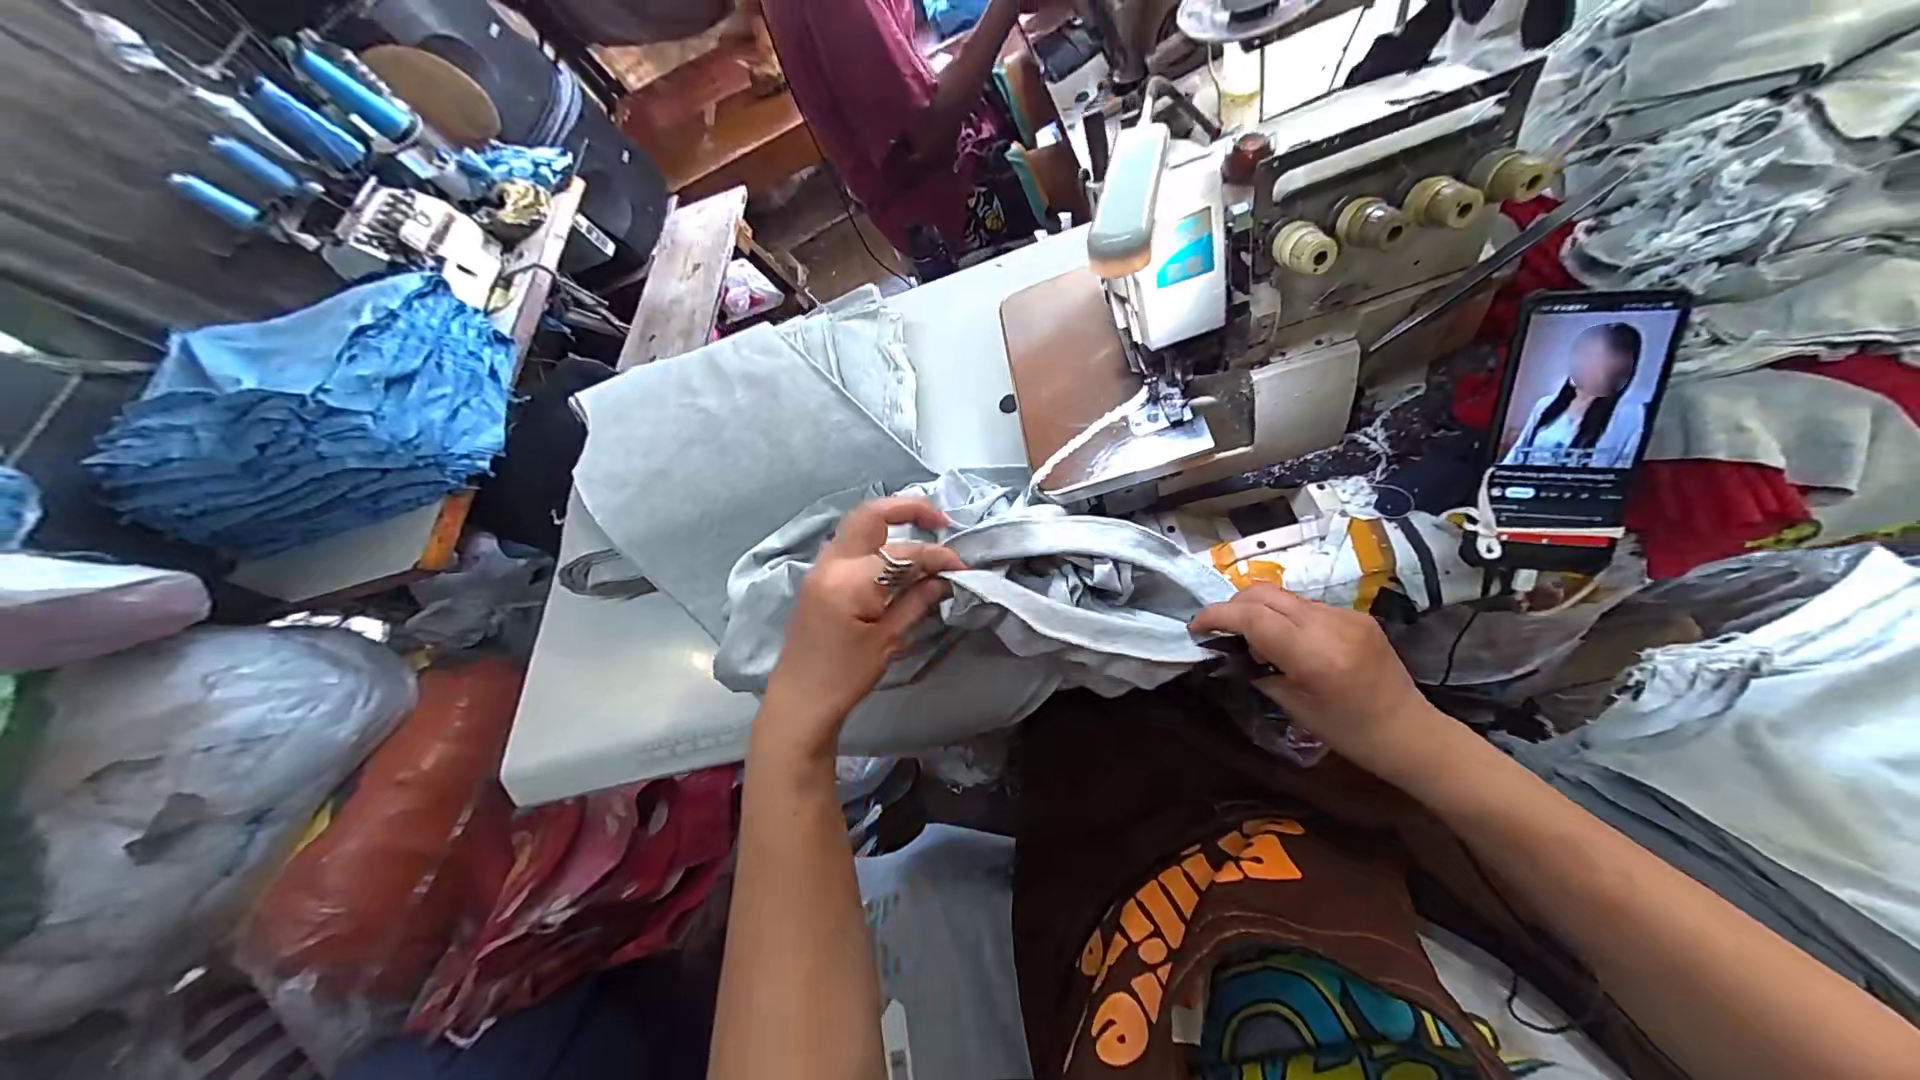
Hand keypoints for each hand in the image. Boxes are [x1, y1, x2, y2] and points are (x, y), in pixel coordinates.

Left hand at [758, 497, 966, 761]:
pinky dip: (876, 541)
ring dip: (891, 523)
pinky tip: (897, 558)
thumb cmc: (845, 677)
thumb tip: (943, 577)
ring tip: (923, 536)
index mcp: (850, 581)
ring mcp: (821, 567)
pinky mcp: (819, 578)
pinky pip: (850, 544)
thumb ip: (916, 601)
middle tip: (941, 521)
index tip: (961, 567)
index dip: (937, 556)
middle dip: (908, 508)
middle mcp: (832, 563)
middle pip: (871, 514)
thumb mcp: (888, 641)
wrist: (799, 701)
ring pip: (858, 525)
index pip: (904, 553)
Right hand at [1189, 585, 1455, 781]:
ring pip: (1284, 596)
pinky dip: (1284, 615)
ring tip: (1252, 639)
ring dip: (1258, 609)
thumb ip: (1259, 670)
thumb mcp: (1293, 706)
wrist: (1411, 733)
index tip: (1195, 626)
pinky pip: (1306, 605)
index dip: (1217, 616)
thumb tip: (1233, 649)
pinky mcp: (1356, 615)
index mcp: (1314, 655)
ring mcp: (1346, 615)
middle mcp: (1331, 625)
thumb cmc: (1349, 732)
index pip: (1253, 617)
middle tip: (1218, 629)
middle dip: (1233, 605)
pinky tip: (1285, 640)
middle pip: (1265, 594)